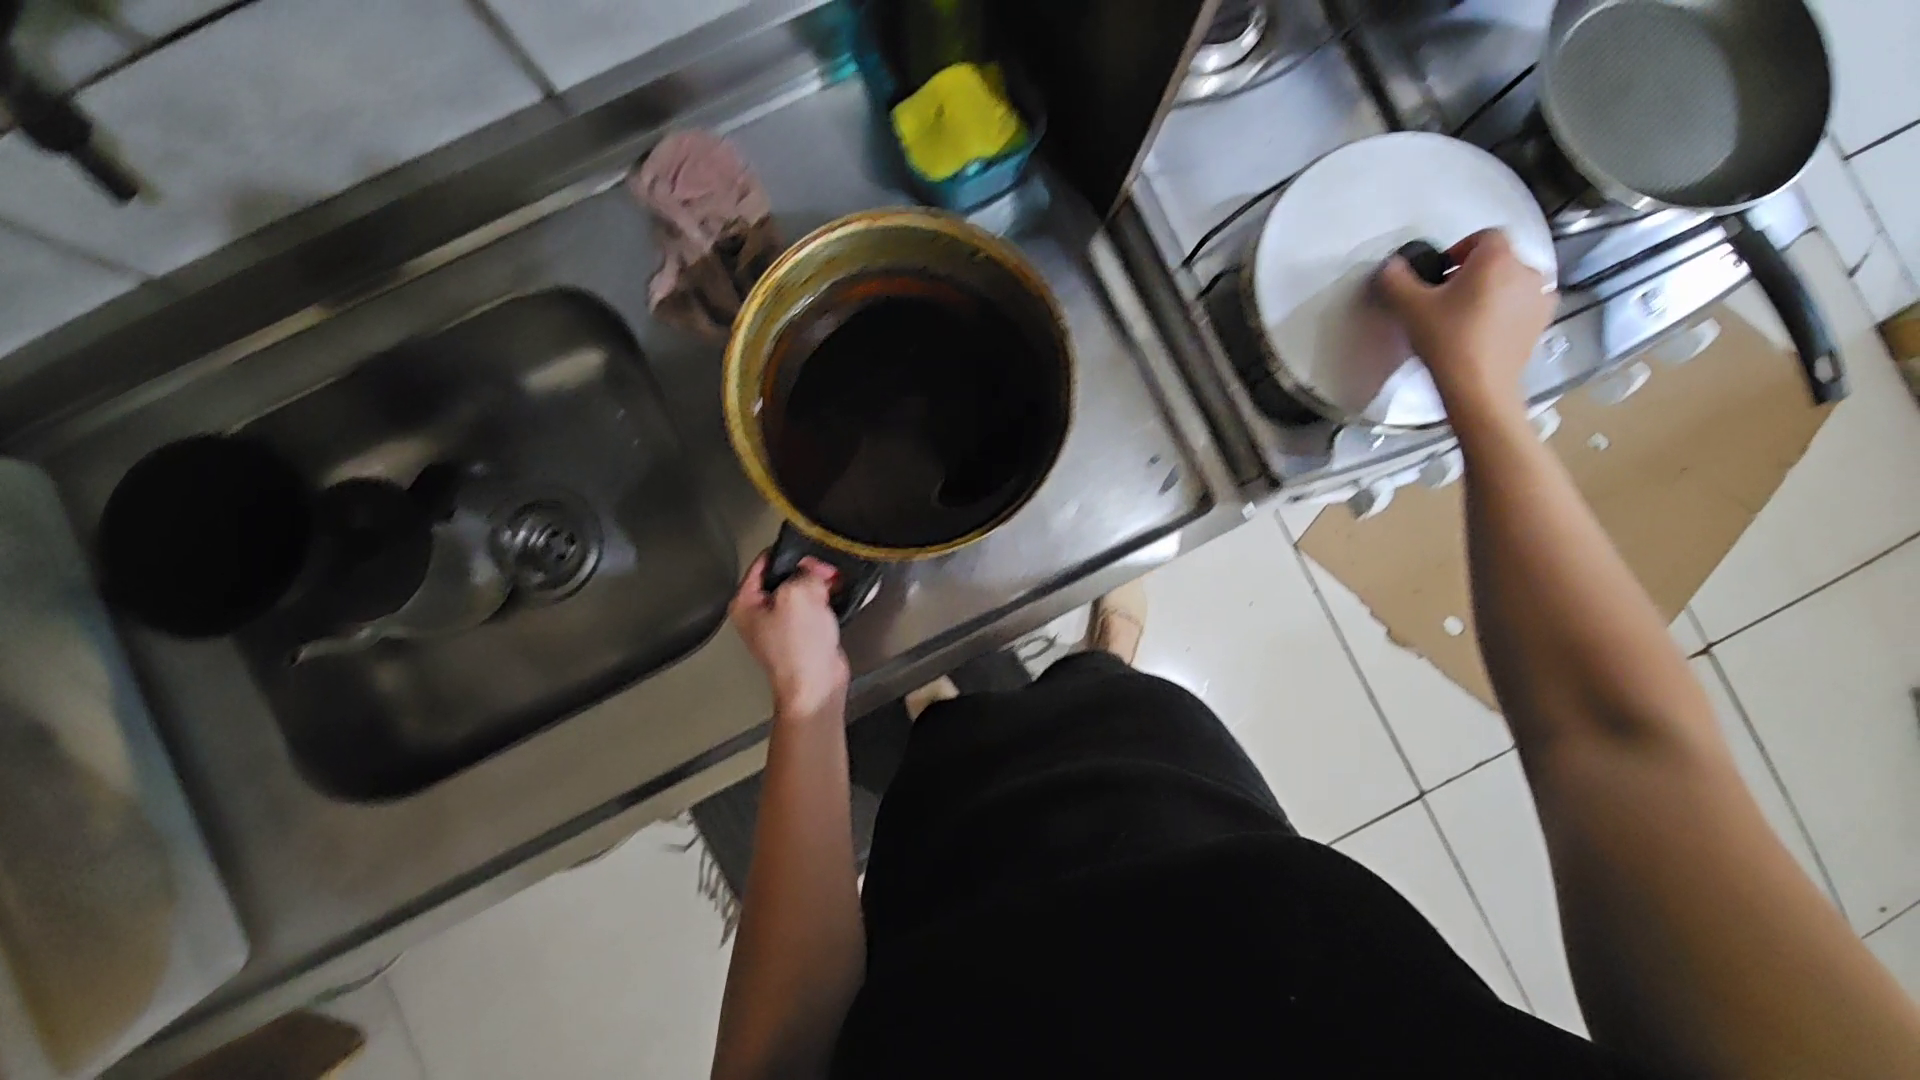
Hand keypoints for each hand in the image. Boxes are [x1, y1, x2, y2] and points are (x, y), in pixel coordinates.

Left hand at [730, 554, 849, 720]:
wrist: (816, 686)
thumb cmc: (798, 649)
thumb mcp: (798, 595)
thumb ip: (804, 572)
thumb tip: (813, 569)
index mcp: (746, 603)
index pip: (763, 562)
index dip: (788, 553)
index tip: (808, 551)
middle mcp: (759, 614)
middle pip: (783, 576)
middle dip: (807, 571)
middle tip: (823, 572)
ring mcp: (781, 625)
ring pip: (801, 591)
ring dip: (819, 586)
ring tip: (832, 585)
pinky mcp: (802, 634)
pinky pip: (814, 607)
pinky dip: (826, 601)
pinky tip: (837, 599)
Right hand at [1378, 228, 1557, 425]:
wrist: (1479, 388)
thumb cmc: (1447, 341)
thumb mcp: (1409, 308)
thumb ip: (1396, 280)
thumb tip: (1392, 266)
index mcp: (1497, 259)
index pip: (1483, 235)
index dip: (1459, 249)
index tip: (1440, 274)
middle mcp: (1526, 271)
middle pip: (1499, 259)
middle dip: (1474, 272)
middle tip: (1448, 298)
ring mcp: (1540, 297)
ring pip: (1512, 282)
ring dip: (1492, 291)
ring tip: (1466, 316)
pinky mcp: (1542, 322)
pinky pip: (1523, 304)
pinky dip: (1507, 310)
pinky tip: (1486, 330)